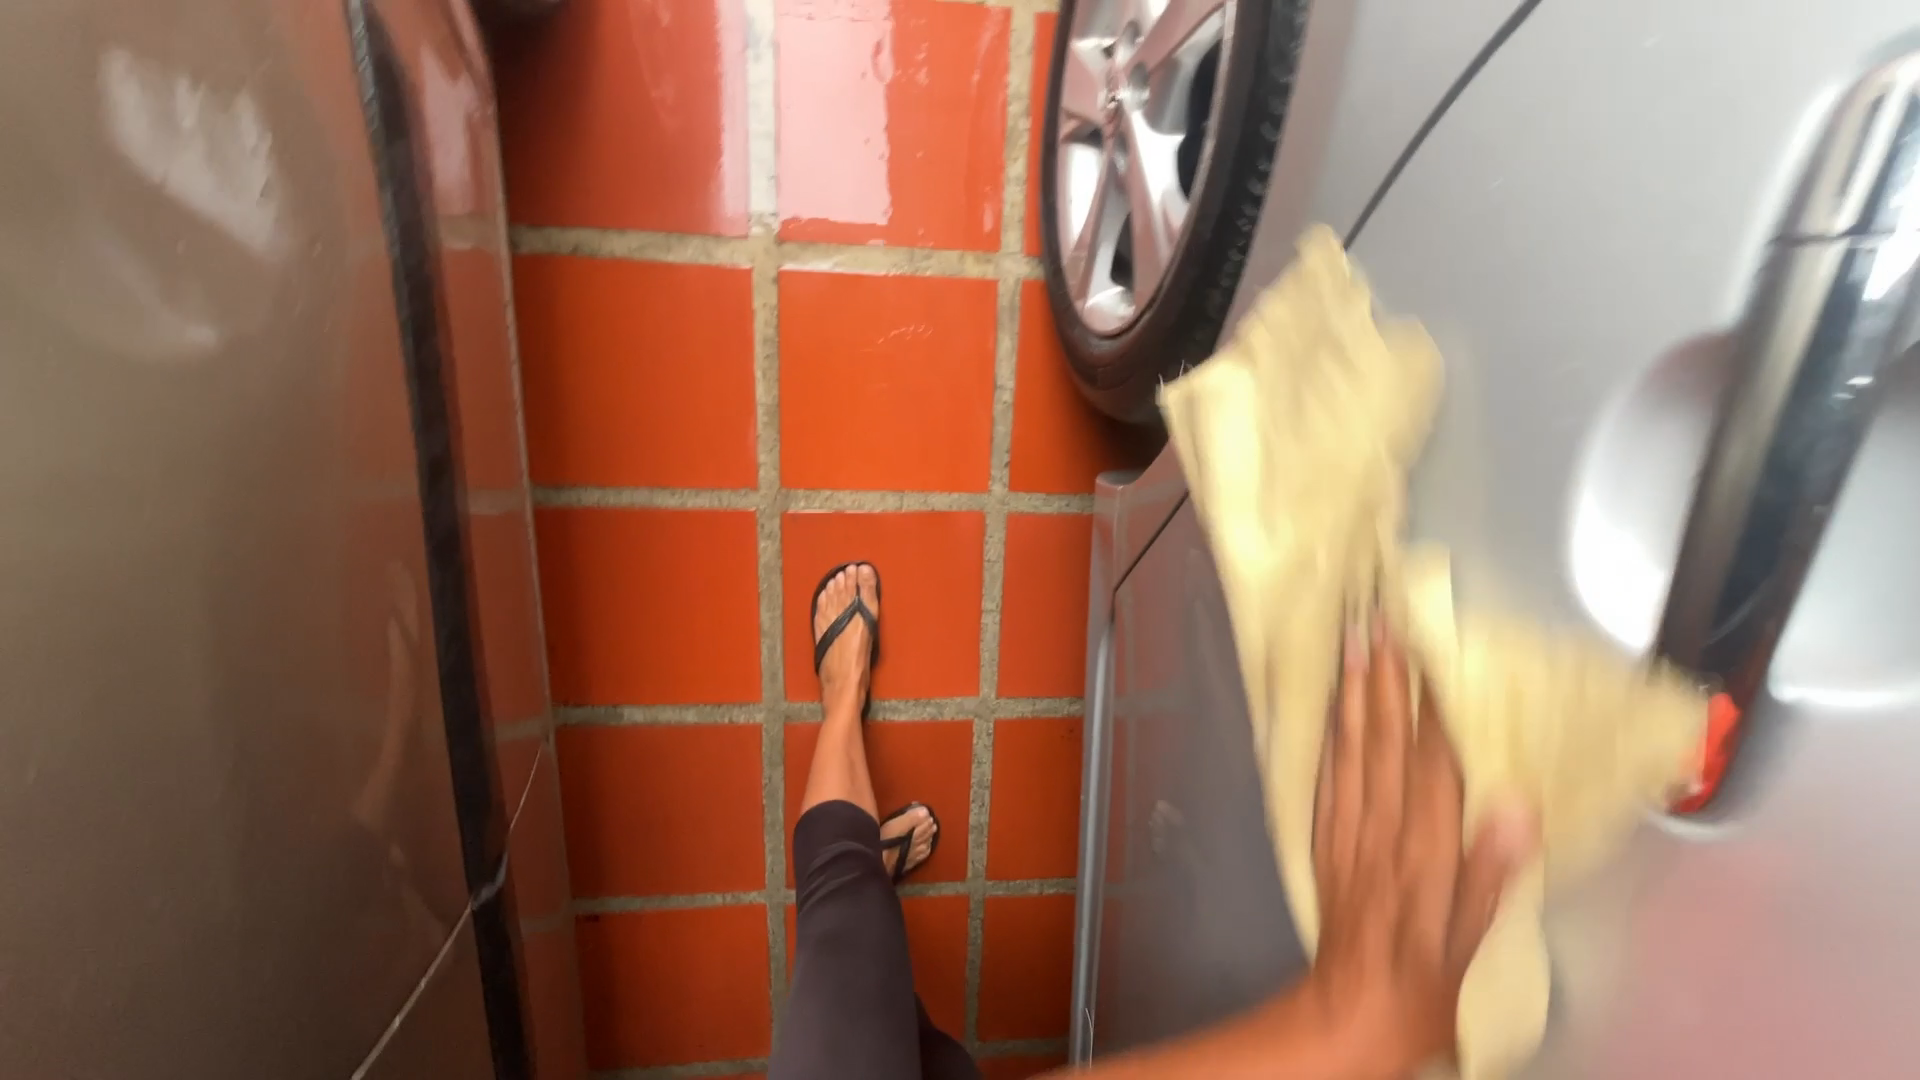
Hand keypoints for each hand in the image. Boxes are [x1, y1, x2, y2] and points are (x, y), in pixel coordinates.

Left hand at [1307, 622, 1533, 1077]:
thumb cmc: (1426, 977)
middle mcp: (1378, 826)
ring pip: (1349, 746)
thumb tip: (1516, 804)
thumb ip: (1491, 870)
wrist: (1354, 1003)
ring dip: (1351, 693)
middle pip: (1382, 741)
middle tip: (1376, 626)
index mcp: (1422, 850)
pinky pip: (1324, 772)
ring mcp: (1344, 825)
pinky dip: (1328, 732)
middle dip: (1381, 680)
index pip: (1430, 766)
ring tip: (1350, 646)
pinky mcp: (1322, 833)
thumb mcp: (1473, 937)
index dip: (1431, 709)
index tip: (1432, 659)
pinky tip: (1331, 705)